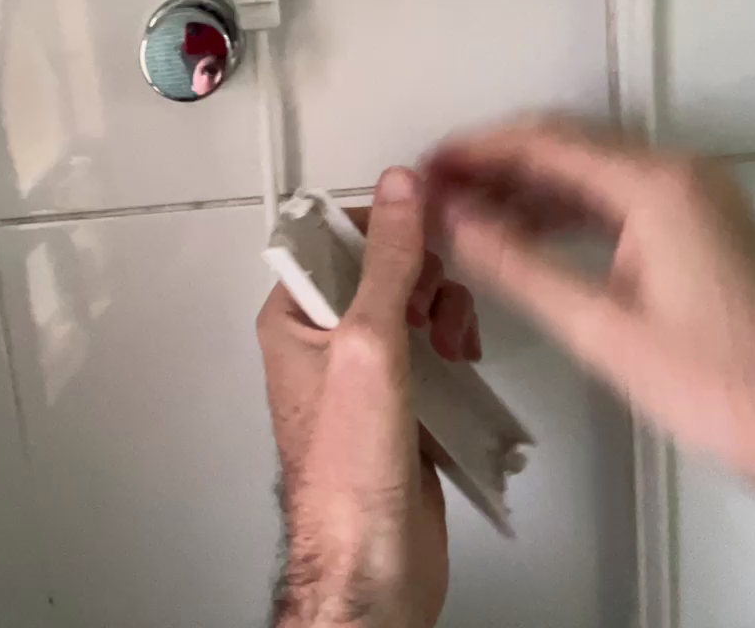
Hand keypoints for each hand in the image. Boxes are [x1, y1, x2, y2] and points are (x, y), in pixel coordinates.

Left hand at [256, 167, 479, 627]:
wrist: (375, 562)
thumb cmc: (348, 470)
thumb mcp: (368, 343)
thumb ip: (386, 262)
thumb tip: (397, 192)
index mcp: (293, 316)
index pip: (331, 237)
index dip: (380, 225)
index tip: (422, 226)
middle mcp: (322, 337)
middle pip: (379, 268)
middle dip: (420, 278)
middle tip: (431, 308)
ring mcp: (362, 367)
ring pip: (411, 305)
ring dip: (442, 313)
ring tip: (452, 343)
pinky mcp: (398, 395)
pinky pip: (429, 345)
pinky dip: (451, 345)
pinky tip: (461, 365)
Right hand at [424, 119, 754, 509]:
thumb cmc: (719, 390)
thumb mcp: (599, 328)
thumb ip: (513, 262)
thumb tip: (446, 217)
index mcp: (658, 186)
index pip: (542, 142)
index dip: (474, 151)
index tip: (422, 168)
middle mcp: (678, 173)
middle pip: (562, 144)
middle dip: (492, 162)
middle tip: (434, 188)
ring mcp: (691, 196)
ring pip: (583, 168)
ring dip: (520, 184)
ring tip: (461, 208)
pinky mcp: (693, 224)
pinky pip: (608, 195)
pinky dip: (557, 206)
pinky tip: (516, 229)